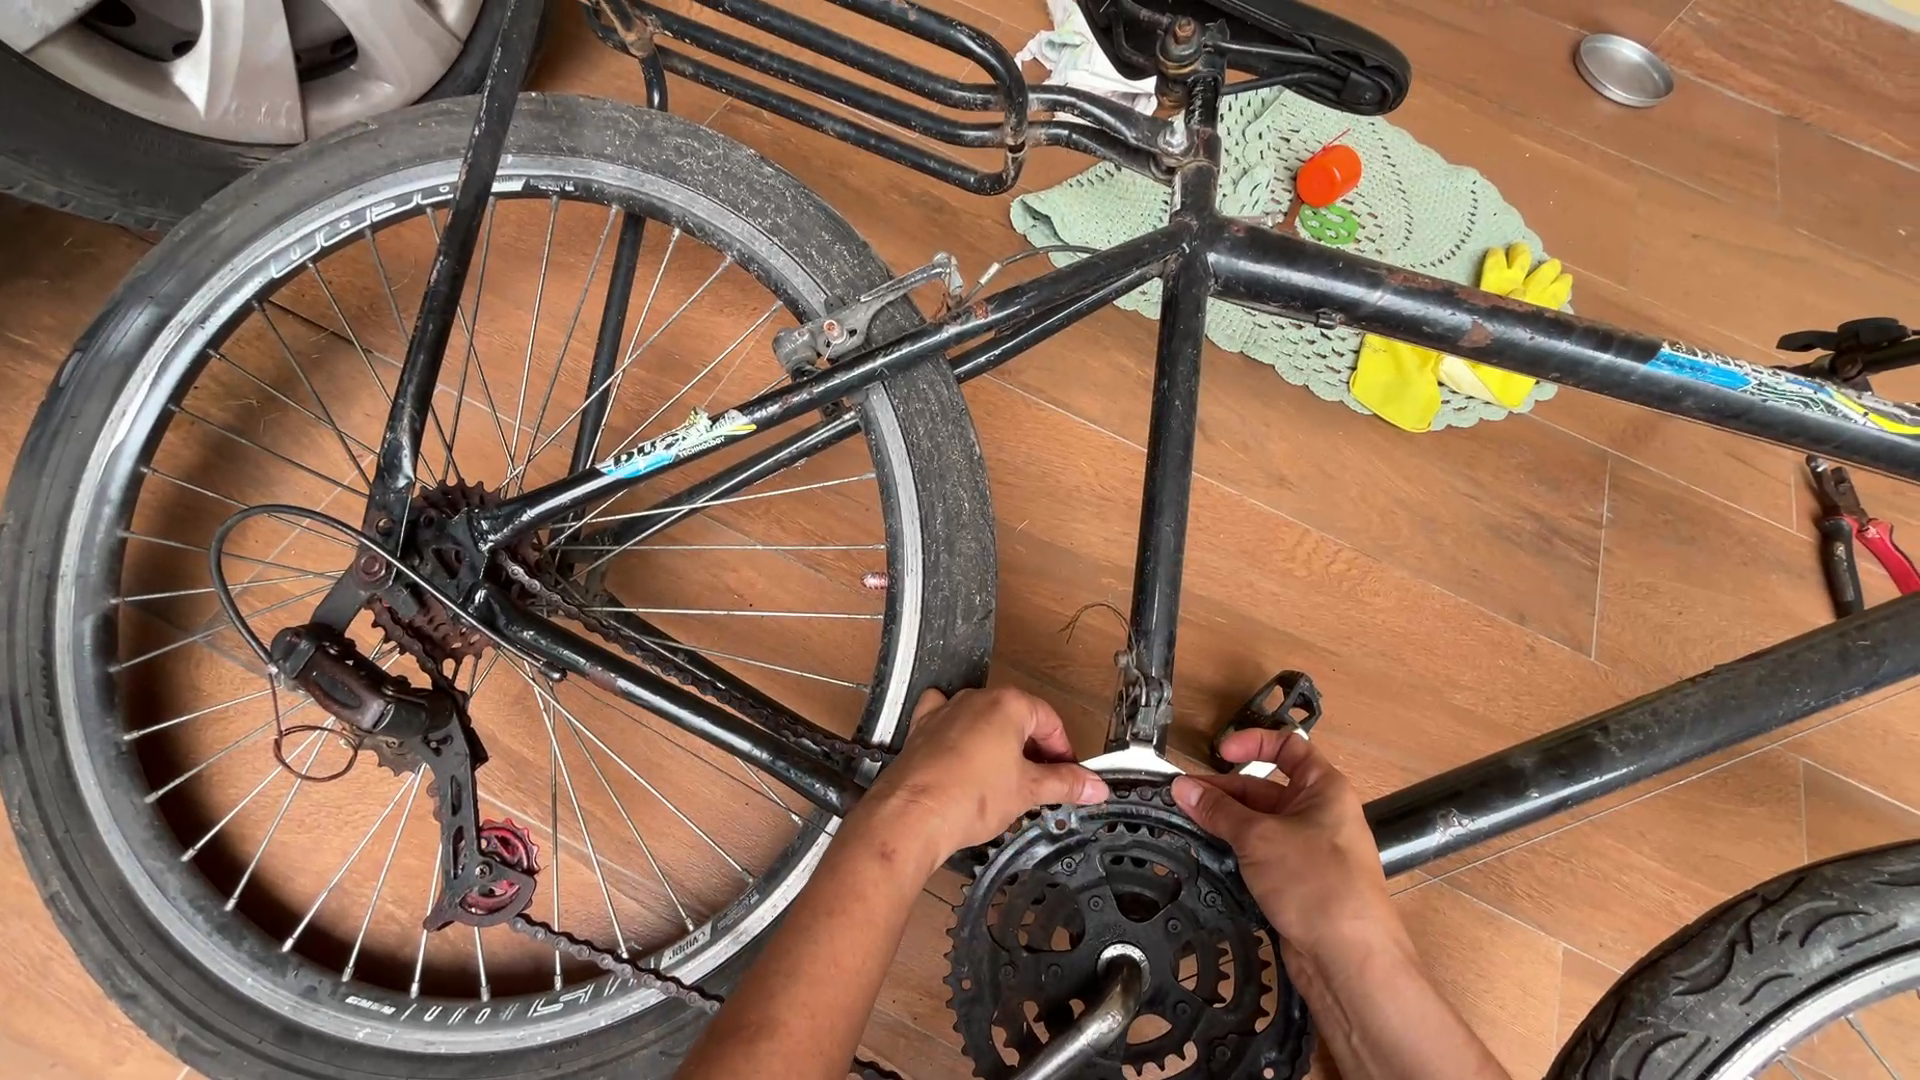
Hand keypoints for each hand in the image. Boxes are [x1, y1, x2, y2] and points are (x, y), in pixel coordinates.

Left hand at [853, 688, 1108, 874]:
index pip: (1050, 721)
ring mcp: (946, 711)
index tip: (1069, 775)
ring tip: (1004, 782)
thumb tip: (1094, 785)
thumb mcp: (1028, 791)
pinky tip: (964, 761)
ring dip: (999, 747)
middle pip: (1017, 720)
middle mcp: (976, 699)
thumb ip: (1065, 783)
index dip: (1063, 751)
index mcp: (1008, 704)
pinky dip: (961, 739)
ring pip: (984, 722)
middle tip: (1041, 783)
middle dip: (1033, 750)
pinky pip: (948, 725)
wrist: (912, 816)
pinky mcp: (922, 729)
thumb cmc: (967, 798)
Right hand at [1171, 730, 1394, 957]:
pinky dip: (1233, 849)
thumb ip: (1218, 810)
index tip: (1219, 753)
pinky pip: (1259, 853)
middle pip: (1263, 788)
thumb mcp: (1259, 838)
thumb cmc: (1316, 883)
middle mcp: (1318, 814)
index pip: (1288, 747)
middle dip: (1223, 791)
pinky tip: (1204, 851)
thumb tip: (1182, 787)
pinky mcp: (1296, 881)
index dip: (1252, 743)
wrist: (1350, 961)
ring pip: (1258, 823)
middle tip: (1182, 796)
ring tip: (1184, 821)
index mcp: (1324, 789)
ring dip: (1224, 821)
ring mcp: (1307, 850)